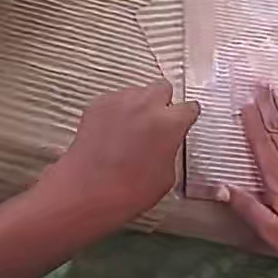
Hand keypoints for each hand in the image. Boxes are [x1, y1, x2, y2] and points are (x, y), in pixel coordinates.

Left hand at [38, 82, 198, 228]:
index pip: (188, 107)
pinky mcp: (98, 104)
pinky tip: (113, 130)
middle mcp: (146, 104)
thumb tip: (165, 143)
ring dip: (138, 105)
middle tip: (158, 120)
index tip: (184, 119)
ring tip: (131, 128)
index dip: (187, 115)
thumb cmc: (127, 189)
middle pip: (162, 87)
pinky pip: (114, 100)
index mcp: (169, 123)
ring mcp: (120, 101)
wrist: (89, 189)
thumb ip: (170, 149)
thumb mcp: (166, 175)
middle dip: (162, 101)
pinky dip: (116, 111)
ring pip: (136, 92)